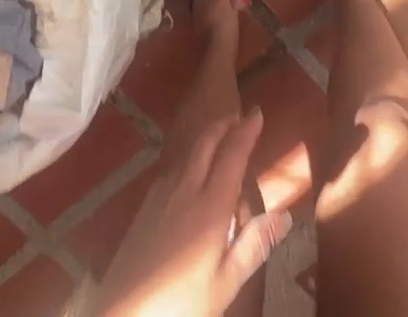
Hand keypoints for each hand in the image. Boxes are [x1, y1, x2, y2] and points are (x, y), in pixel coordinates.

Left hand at [93, 108, 291, 315]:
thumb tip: (284, 216)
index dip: (246, 131)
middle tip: (240, 117)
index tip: (257, 112)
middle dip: (223, 125)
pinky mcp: (143, 210)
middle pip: (205, 144)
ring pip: (187, 156)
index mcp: (209, 207)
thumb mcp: (225, 284)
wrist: (123, 316)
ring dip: (206, 141)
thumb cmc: (181, 304)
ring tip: (221, 142)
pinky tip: (191, 177)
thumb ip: (252, 246)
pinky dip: (189, 160)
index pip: (231, 156)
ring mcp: (159, 198)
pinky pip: (172, 172)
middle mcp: (184, 192)